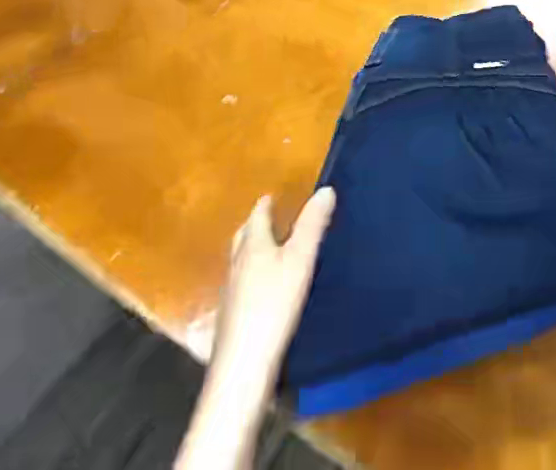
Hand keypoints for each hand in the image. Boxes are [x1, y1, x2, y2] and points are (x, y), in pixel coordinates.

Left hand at [211, 188, 335, 382]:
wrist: (243, 366)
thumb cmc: (274, 304)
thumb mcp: (301, 260)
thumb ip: (313, 225)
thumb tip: (325, 189)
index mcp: (253, 246)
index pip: (257, 217)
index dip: (265, 205)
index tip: (272, 196)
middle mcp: (236, 265)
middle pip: (243, 237)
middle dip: (255, 225)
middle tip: (270, 219)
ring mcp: (230, 293)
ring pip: (239, 261)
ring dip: (251, 250)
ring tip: (268, 250)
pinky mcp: (230, 317)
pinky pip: (240, 284)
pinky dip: (250, 275)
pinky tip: (261, 288)